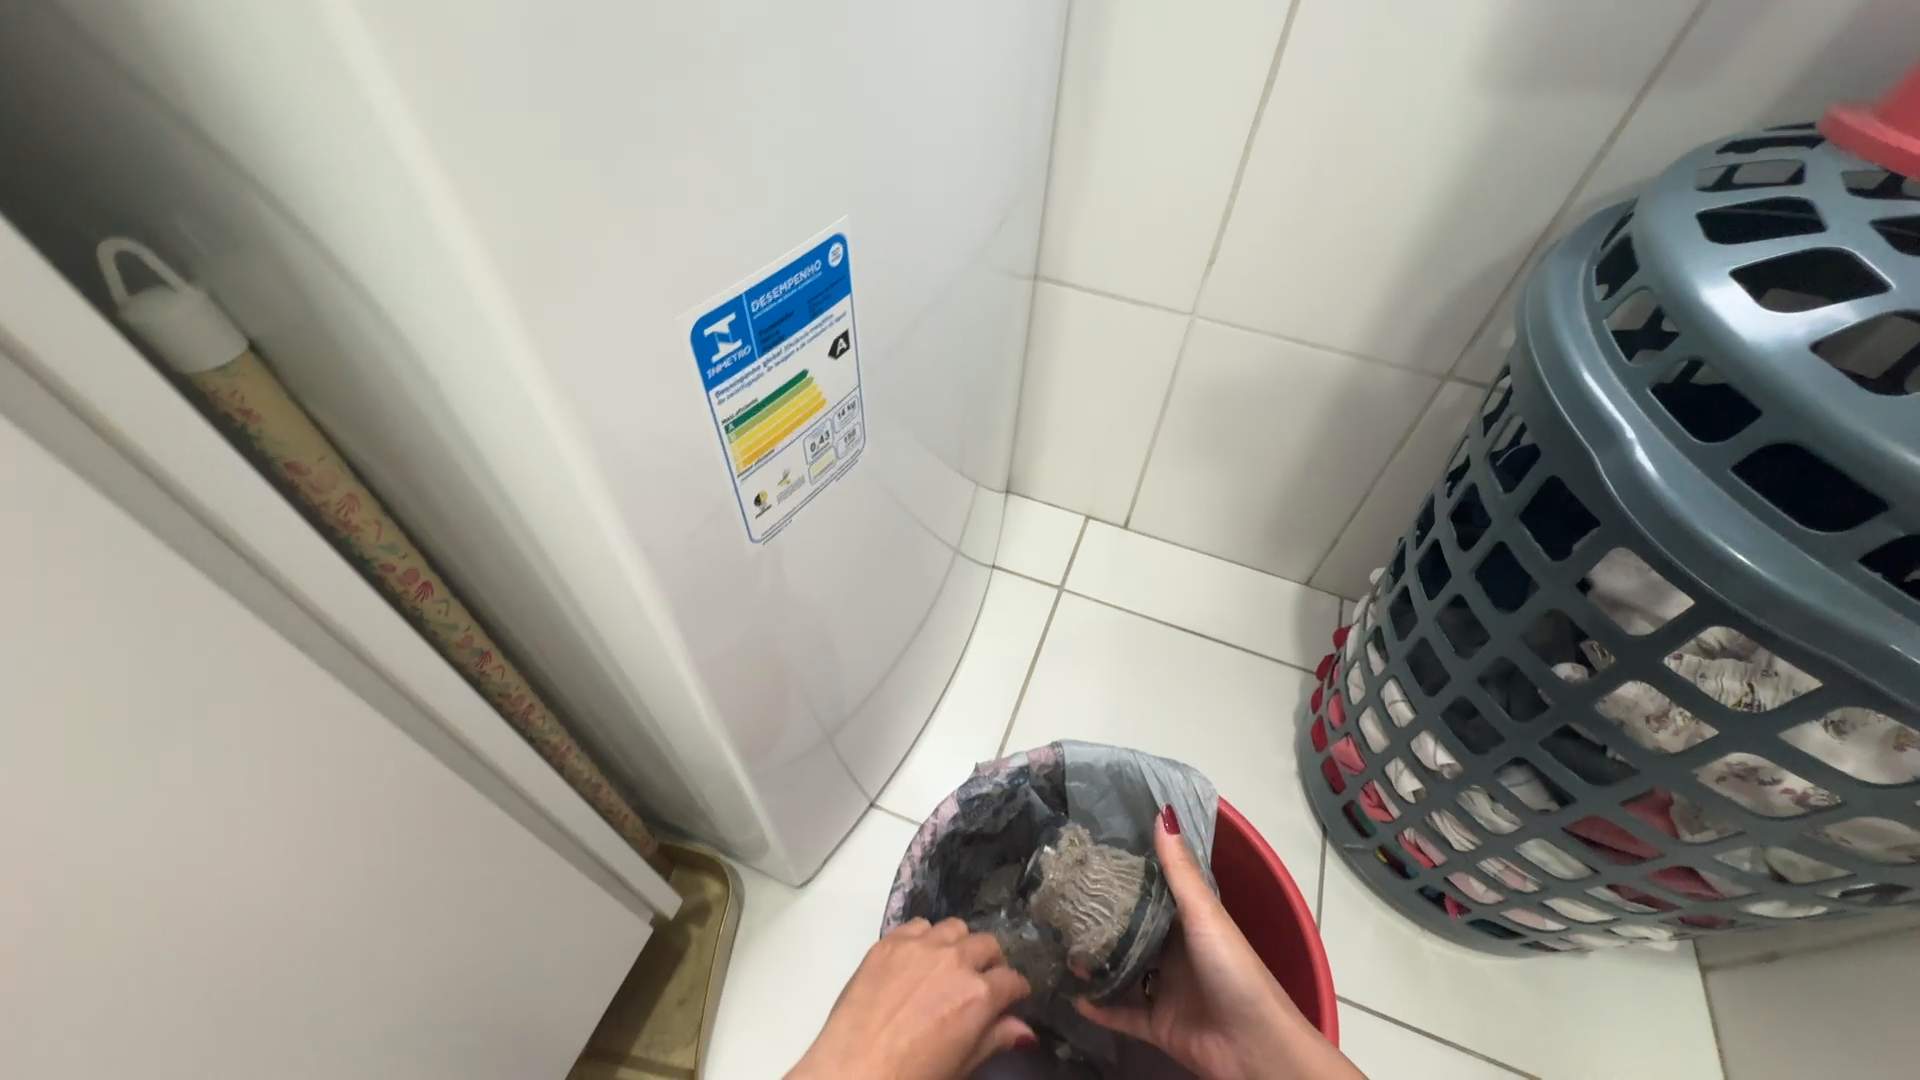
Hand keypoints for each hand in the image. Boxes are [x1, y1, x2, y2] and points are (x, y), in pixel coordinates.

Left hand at [789, 917, 1034, 1079]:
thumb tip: (1024, 1031)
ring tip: (950, 965)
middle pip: (988, 945)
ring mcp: (920, 945)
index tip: (1013, 998)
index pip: (1012, 980)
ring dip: (959, 944)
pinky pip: (918, 925)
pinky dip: (925, 937)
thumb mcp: (960, 1066)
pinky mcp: (889, 941)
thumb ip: (994, 1039)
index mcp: (978, 994)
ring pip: (955, 927)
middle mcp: (954, 959)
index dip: (1016, 991)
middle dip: (992, 963)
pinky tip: (918, 959)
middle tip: (983, 981)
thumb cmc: (910, 1078)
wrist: (852, 1072)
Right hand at [1076, 807, 1364, 1079]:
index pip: (1151, 893)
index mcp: (1188, 922)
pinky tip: (1072, 995)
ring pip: (1123, 971)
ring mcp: (1166, 990)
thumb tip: (1162, 811)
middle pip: (1132, 932)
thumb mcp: (1204, 914)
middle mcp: (1175, 952)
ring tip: (1060, 947)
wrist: (1257, 1049)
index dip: (1123, 877)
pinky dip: (1099, 1007)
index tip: (1087, 861)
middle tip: (1062, 905)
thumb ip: (1179, 869)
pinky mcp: (1158, 1025)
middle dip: (1101, 921)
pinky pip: (1122, 1013)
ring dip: (1095, 963)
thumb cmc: (1233, 971)